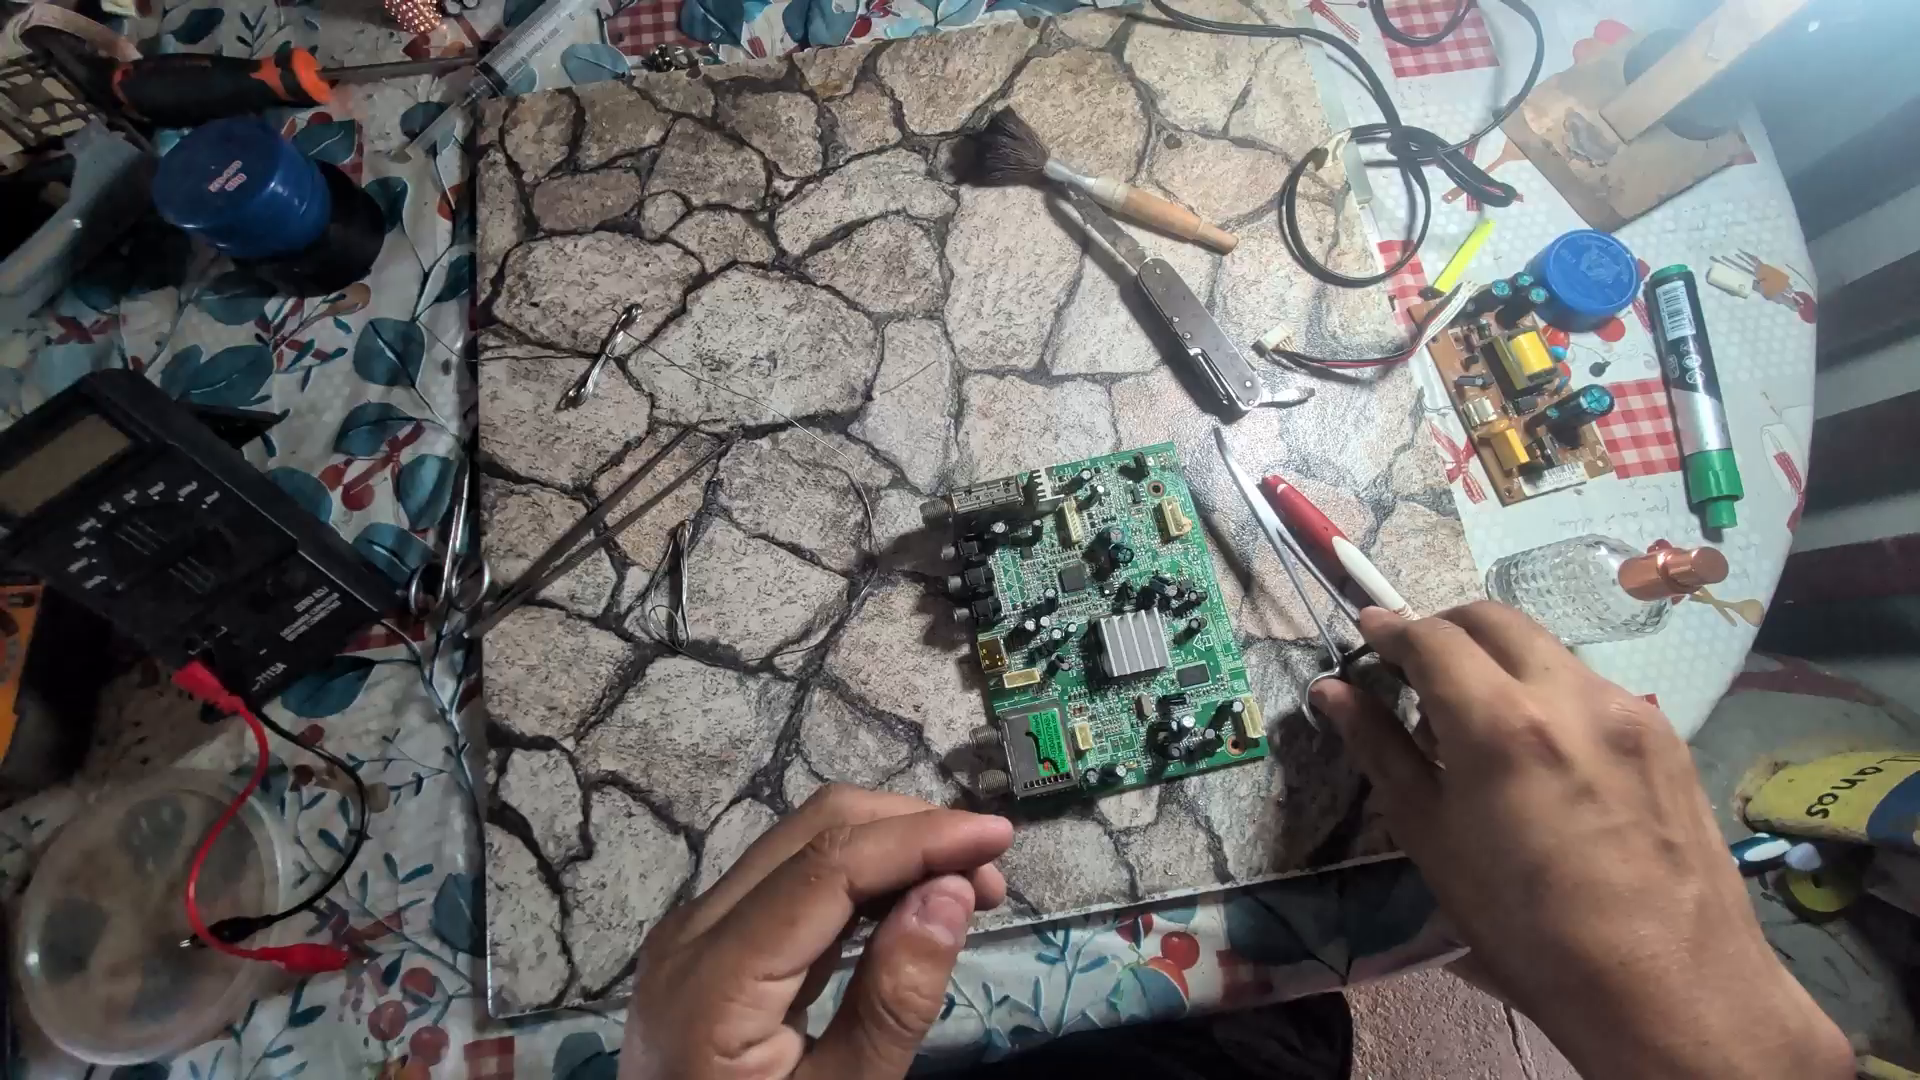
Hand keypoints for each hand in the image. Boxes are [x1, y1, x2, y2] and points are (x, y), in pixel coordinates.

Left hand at [621, 785, 1013, 1079]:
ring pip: (808, 834)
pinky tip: (909, 896)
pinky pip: (797, 870)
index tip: (997, 836)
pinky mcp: (715, 931)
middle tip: (987, 871)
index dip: (920, 837)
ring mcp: (699, 923)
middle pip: (817, 826)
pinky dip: (864, 869)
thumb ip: (890, 1007)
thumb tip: (952, 891)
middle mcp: (695, 927)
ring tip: (963, 882)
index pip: (829, 865)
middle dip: (912, 828)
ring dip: (893, 842)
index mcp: (713, 981)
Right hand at [1311, 603, 1852, 1079]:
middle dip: (1441, 628)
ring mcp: (1629, 711)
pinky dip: (1538, 685)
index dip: (1389, 629)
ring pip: (1542, 646)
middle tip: (1411, 664)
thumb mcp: (1427, 830)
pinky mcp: (1664, 736)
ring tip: (1469, 710)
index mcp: (1500, 722)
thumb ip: (1376, 744)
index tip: (1365, 631)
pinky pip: (1583, 682)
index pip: (1432, 638)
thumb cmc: (1521, 919)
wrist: (1674, 995)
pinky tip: (1531, 743)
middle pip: (1492, 619)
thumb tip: (1330, 689)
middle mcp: (1570, 695)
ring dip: (1492, 656)